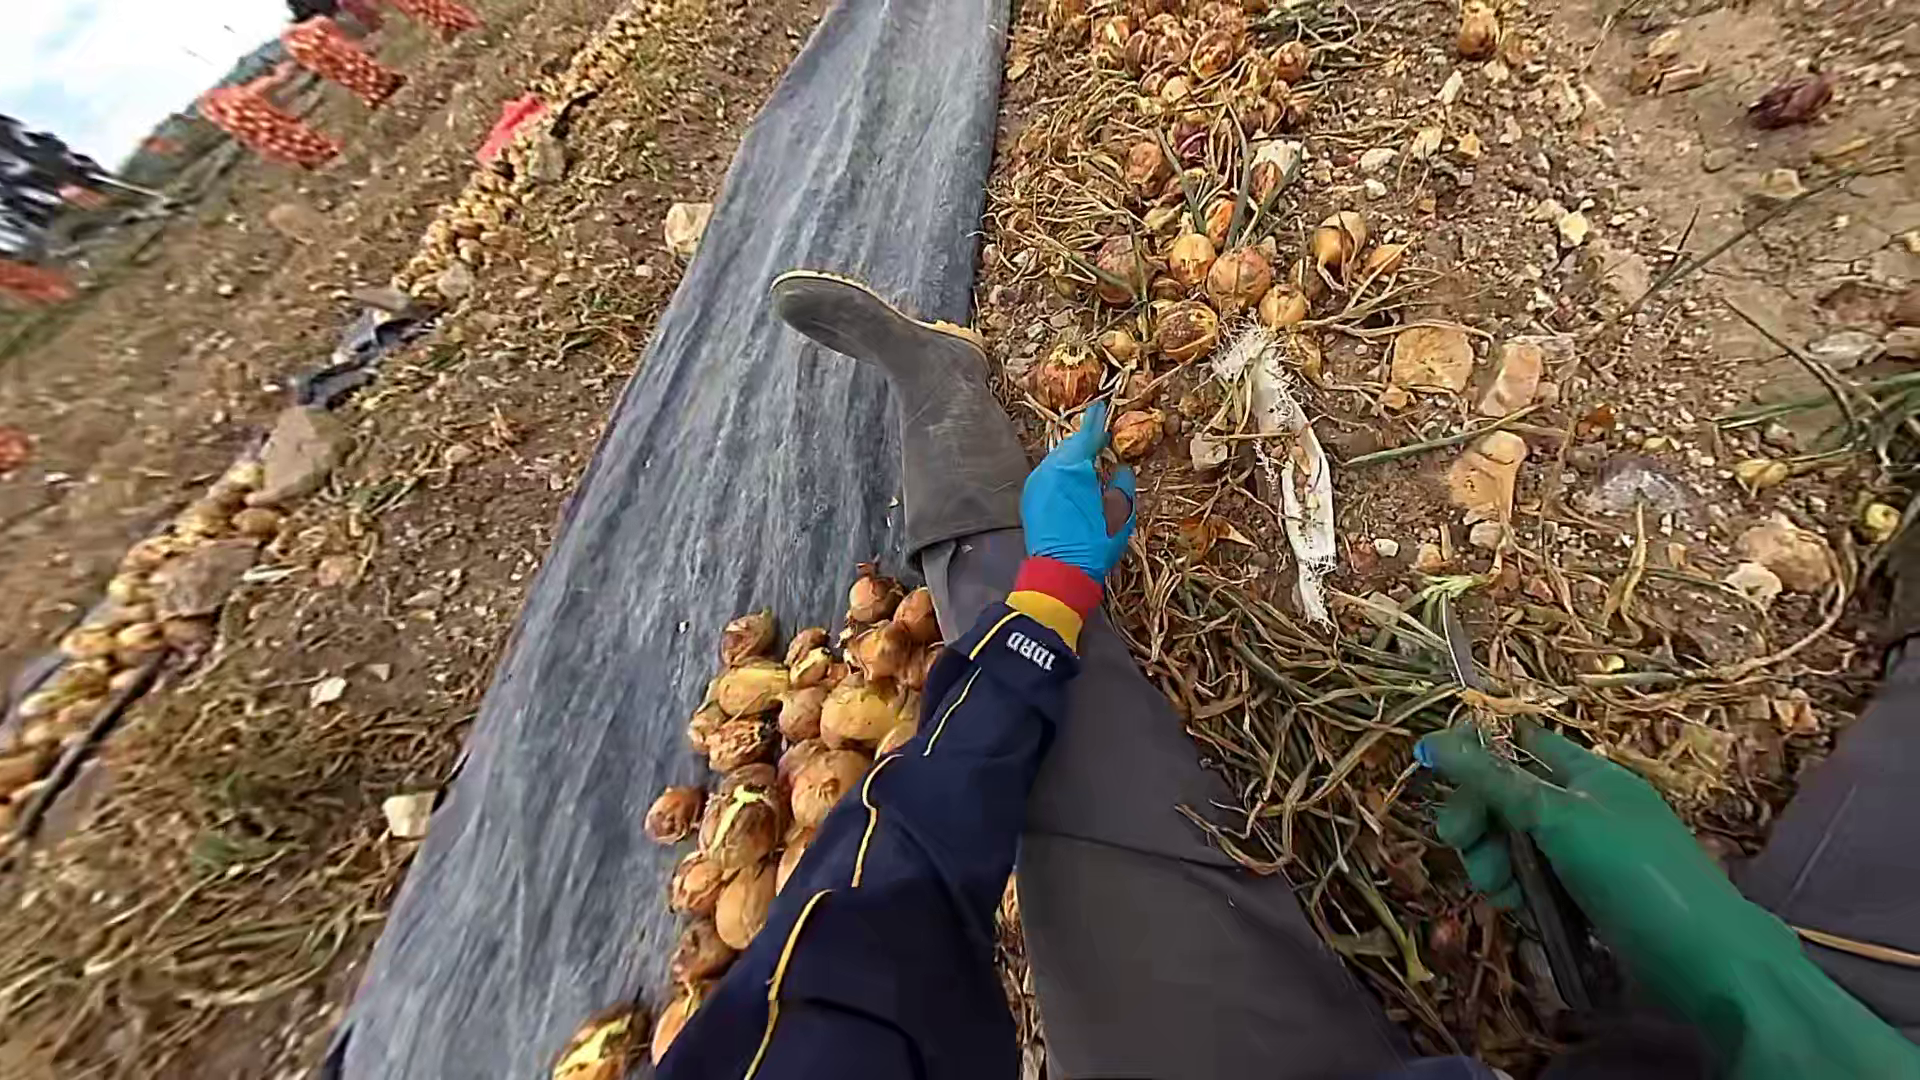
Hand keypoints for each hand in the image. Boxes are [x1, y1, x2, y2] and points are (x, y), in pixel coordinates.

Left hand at [1020, 402, 1135, 581]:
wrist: (1058, 573)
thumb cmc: (1093, 544)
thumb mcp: (1119, 513)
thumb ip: (1121, 484)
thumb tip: (1118, 470)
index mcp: (1072, 467)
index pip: (1087, 435)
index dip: (1098, 420)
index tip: (1103, 406)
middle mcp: (1048, 469)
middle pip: (1070, 447)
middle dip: (1086, 443)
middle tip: (1102, 440)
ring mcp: (1035, 483)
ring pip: (1057, 460)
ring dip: (1073, 459)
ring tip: (1091, 463)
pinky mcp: (1030, 498)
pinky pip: (1049, 475)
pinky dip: (1062, 473)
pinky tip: (1074, 482)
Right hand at [1416, 724, 1919, 1078]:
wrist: (1715, 974)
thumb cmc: (1633, 873)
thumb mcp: (1552, 815)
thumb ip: (1486, 776)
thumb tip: (1424, 743)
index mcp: (1585, 774)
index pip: (1514, 740)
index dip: (1473, 748)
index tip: (1437, 769)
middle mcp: (1578, 804)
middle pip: (1498, 791)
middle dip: (1472, 816)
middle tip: (1457, 840)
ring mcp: (1578, 849)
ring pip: (1504, 836)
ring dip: (1486, 857)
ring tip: (1494, 885)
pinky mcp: (1575, 889)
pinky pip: (1522, 872)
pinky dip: (1509, 884)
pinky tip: (1511, 902)